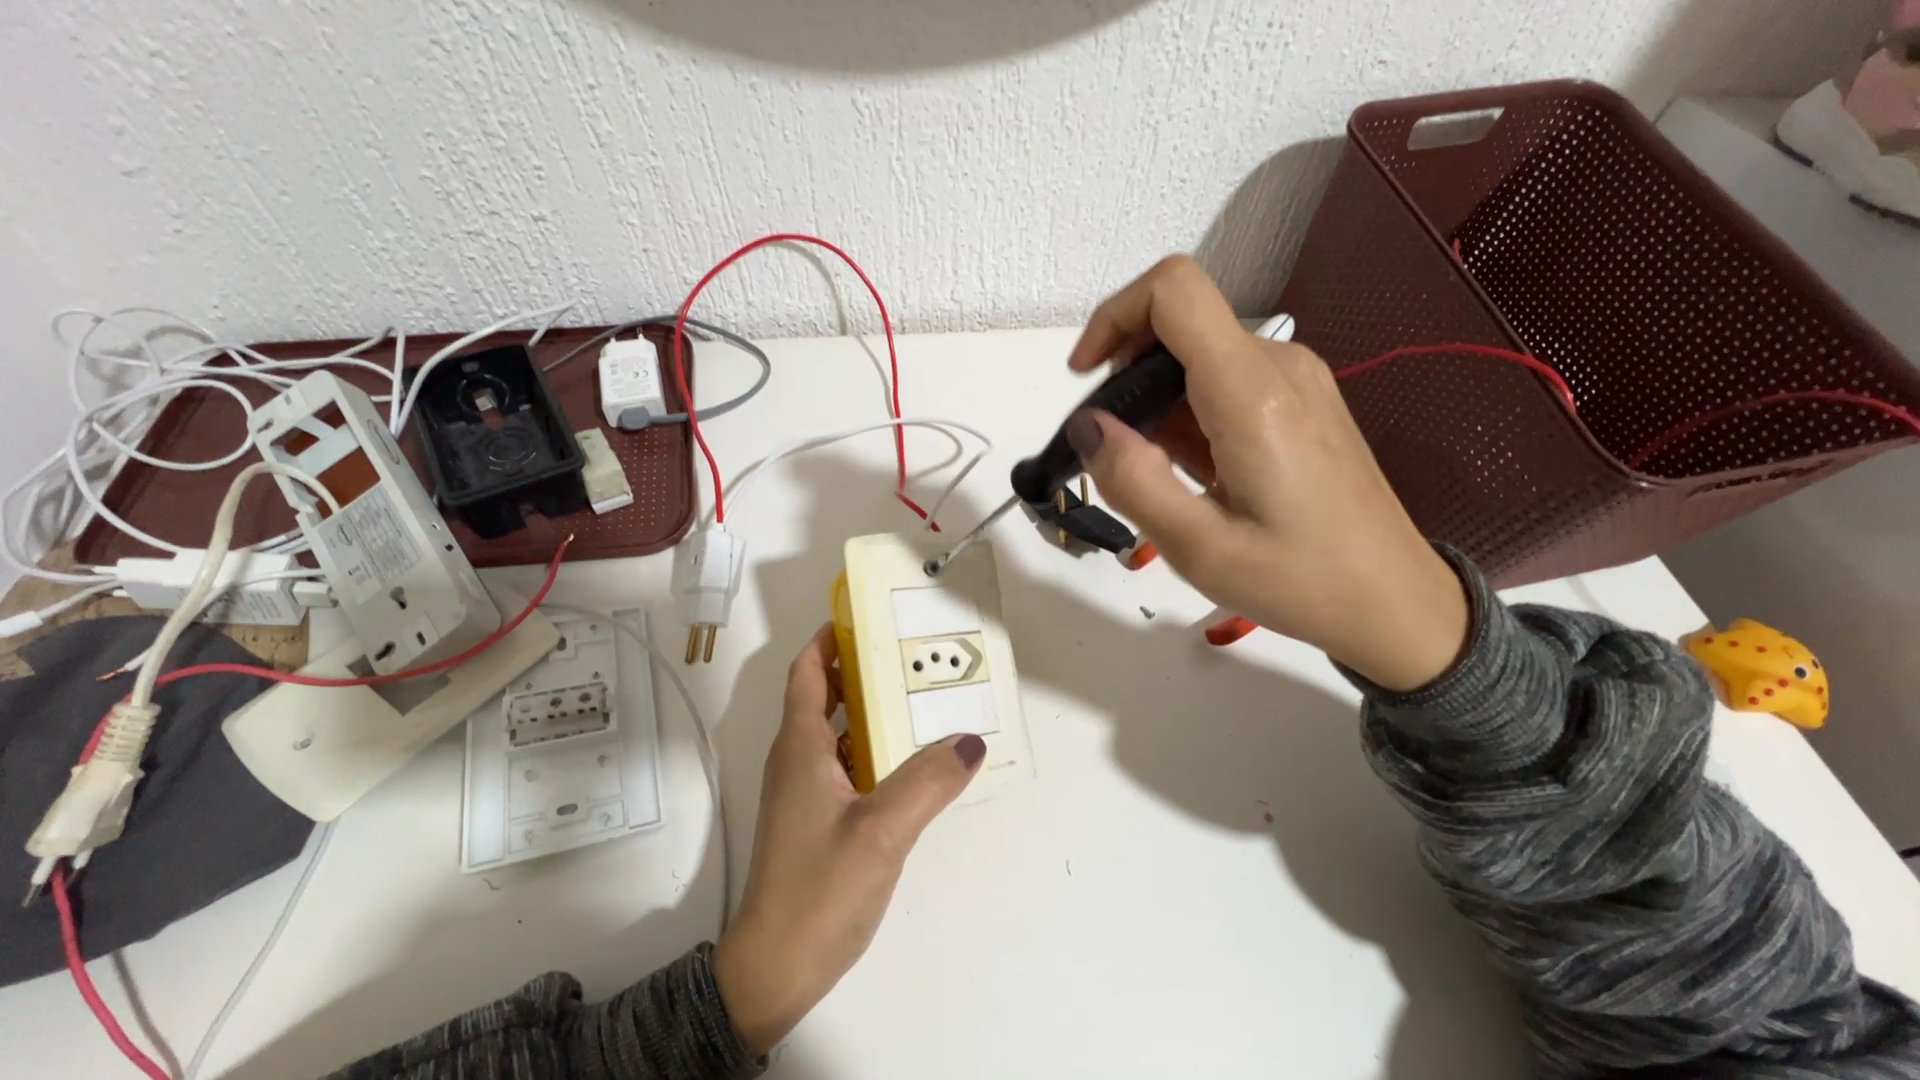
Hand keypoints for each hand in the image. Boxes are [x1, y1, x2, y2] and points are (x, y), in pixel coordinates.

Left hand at [712, 625, 985, 1054]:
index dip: (830, 639)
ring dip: (872, 711)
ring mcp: (805, 795)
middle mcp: (797, 762)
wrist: (775, 969)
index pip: (807, 673)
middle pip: (825, 697)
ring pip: (839, 735)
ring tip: (923, 698)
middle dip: (863, 669)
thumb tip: (971, 740)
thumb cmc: (817, 891)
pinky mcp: (817, 823)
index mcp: (800, 749)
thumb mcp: (881, 832)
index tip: (867, 615)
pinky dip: (876, 752)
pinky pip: (848, 768)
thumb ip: (928, 783)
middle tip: (913, 652)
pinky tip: (914, 763)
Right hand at [1065, 255, 1468, 690]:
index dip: (1114, 316)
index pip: (1174, 291)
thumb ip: (1132, 481)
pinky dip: (1188, 411)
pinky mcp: (1303, 398)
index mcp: (1252, 393)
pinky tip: (1192, 471)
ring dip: (1157, 400)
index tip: (1085, 377)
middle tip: (1112, 448)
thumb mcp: (1199, 548)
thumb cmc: (1301, 581)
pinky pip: (1227, 379)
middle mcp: (1279, 366)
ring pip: (1200, 354)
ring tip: (1155, 473)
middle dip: (1127, 373)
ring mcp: (1296, 379)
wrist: (1395, 600)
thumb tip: (1086, 426)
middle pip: (1180, 323)